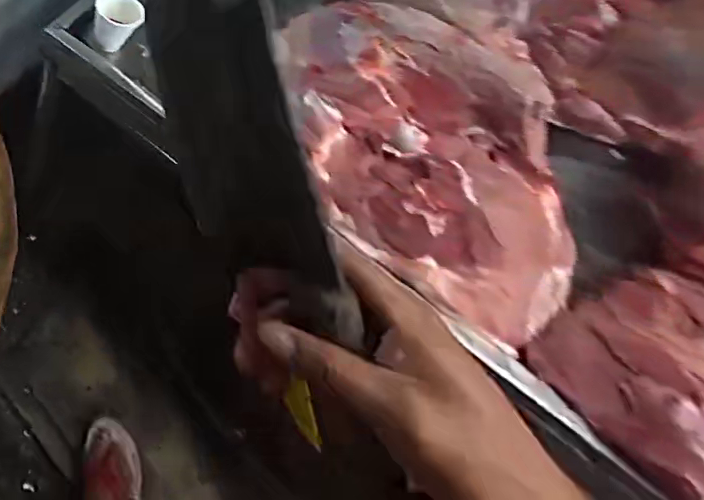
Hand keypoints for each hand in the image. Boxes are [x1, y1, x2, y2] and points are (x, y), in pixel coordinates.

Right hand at [232, 242, 581, 499]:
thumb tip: (265, 327)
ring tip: (250, 364)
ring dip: (285, 340)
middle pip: (323, 294)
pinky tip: (278, 381)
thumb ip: (326, 362)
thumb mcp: (391, 404)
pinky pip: (336, 357)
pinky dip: (305, 364)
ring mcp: (392, 348)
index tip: (250, 276)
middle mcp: (393, 317)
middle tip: (239, 327)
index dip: (292, 259)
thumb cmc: (464, 445)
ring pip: (324, 327)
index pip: (338, 259)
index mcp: (401, 307)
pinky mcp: (390, 377)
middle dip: (278, 307)